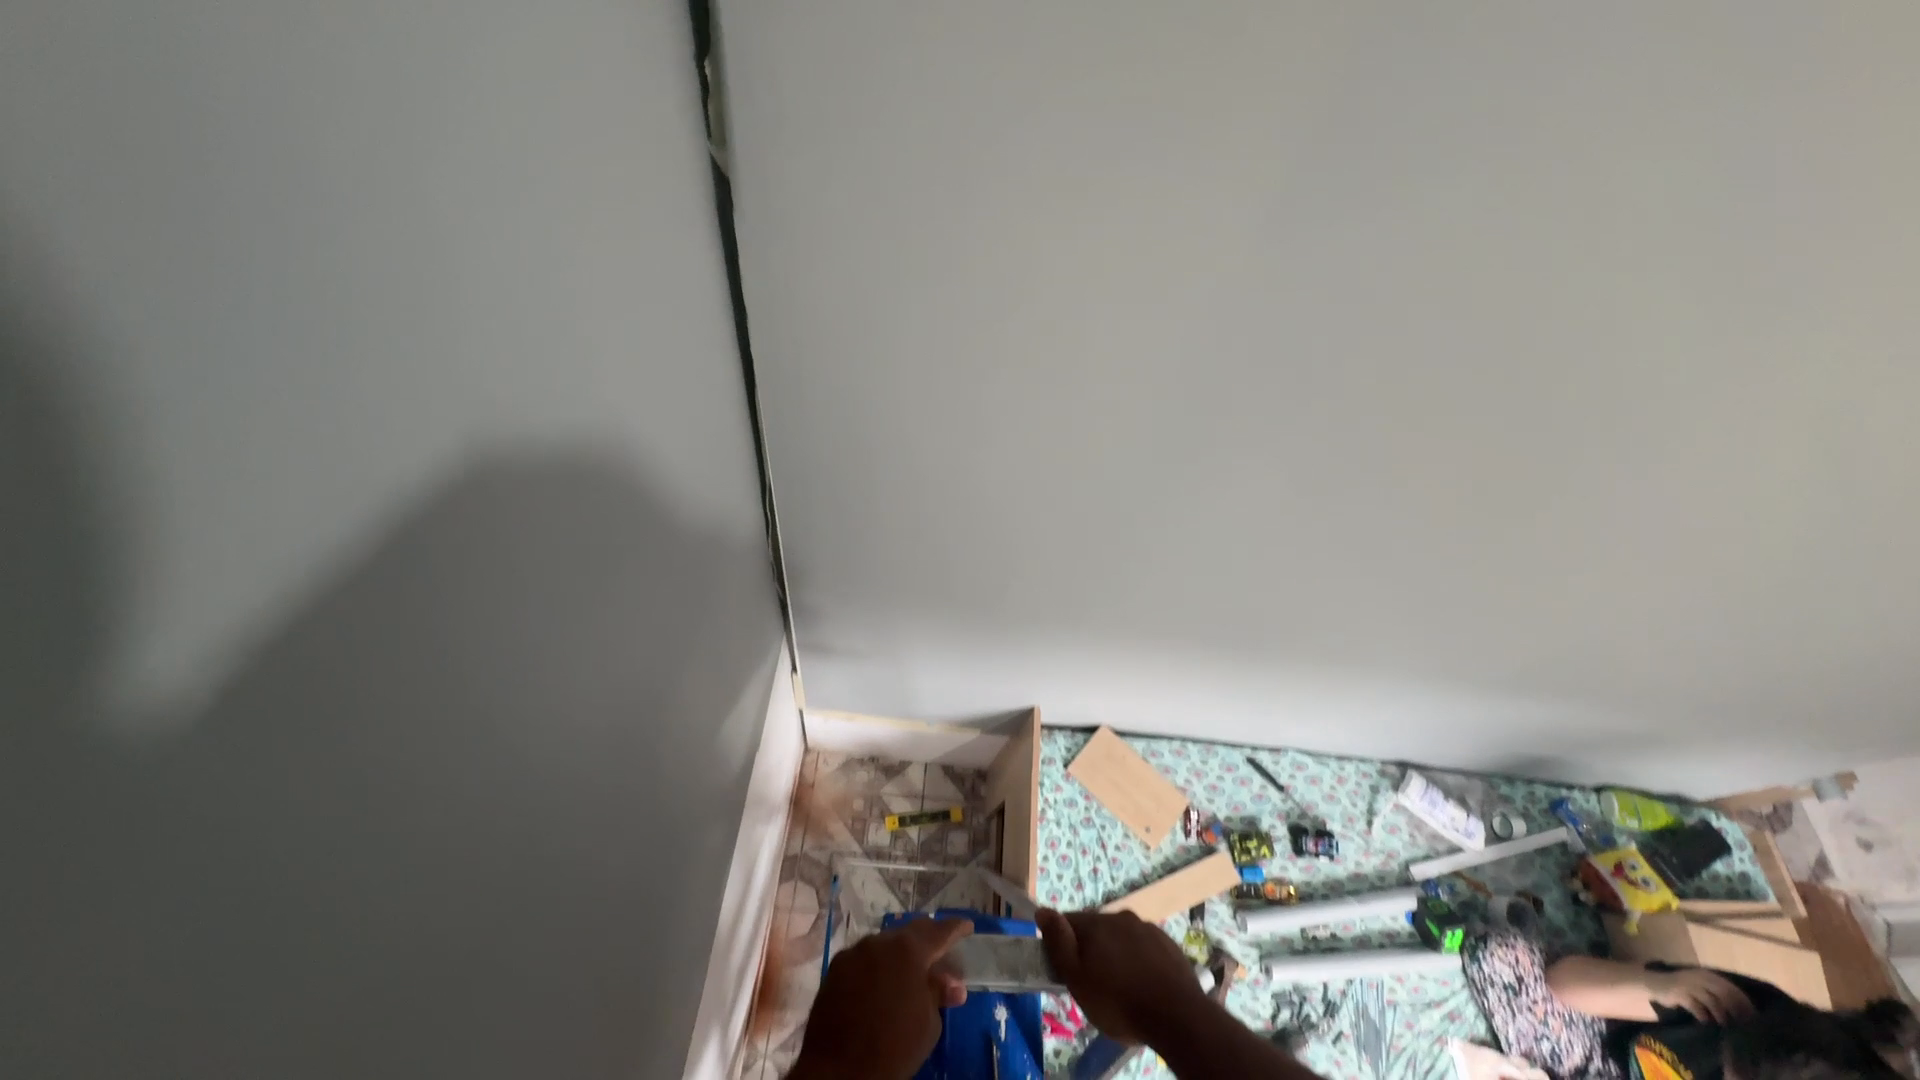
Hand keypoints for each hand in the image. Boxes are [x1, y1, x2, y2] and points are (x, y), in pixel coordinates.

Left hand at [790, 918, 971, 1079]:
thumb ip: (938, 994)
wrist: (838, 1071)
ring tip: (913, 971)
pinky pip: (865, 958)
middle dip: (928, 939)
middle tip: (942, 949)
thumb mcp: (928, 1024)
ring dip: (901, 953)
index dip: (956, 929)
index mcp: (907, 950)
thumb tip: (952, 985)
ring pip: (885, 944)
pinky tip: (884, 982)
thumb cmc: (893, 1047)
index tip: (967, 927)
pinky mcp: (835, 969)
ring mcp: (853, 953)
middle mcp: (879, 942)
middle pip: (910, 932)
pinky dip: (880, 965)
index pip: (939, 932)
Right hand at [1036, 908, 1206, 1044]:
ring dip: (1115, 953)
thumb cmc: (1118, 1002)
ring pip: (1121, 937)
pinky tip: (1142, 982)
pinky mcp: (1168, 943)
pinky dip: (1137, 959)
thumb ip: (1058, 943)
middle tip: (1091, 982)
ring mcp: (1148, 928)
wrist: (1177, 1016)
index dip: (1061, 943)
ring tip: (1119, 985)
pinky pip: (1143, 946)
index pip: (1066, 921)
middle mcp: (1121, 917)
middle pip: (1095, 929)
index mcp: (1095, 923)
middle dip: (1090, 949)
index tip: (1065, 968)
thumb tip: (1042, 911)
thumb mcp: (1076, 978)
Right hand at [1648, 968, 1752, 1024]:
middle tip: (1742, 1026)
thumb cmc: (1682, 989)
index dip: (1745, 1006)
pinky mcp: (1678, 992)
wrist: (1653, 983)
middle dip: (1736, 1012)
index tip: (1753, 1021)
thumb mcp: (1702, 987)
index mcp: (1709, 975)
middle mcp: (1700, 977)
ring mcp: (1688, 984)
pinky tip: (1706, 1023)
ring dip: (1721, 1016)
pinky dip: (1704, 1017)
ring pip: (1712, 1001)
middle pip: (1725, 994)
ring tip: (1725, 1028)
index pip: (1734, 990)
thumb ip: (1718, 994)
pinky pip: (1696, 1006)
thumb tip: (1744, 1013)